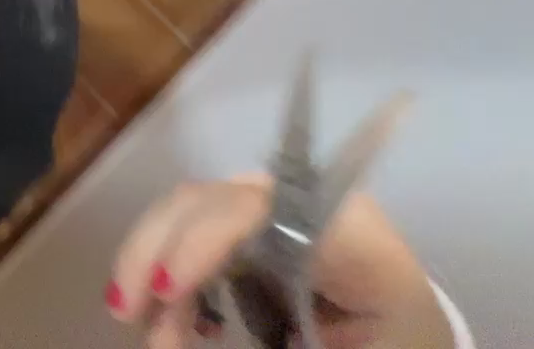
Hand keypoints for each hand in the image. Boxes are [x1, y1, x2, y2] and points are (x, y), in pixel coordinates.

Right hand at [109, 176, 453, 348]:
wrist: (412, 326)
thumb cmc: (400, 338)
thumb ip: (304, 343)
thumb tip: (200, 330)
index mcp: (344, 230)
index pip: (253, 212)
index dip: (201, 243)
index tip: (165, 293)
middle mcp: (292, 199)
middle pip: (200, 205)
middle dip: (151, 254)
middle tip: (122, 310)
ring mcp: (260, 205)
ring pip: (179, 214)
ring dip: (145, 262)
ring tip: (134, 320)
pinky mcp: (240, 222)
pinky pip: (184, 234)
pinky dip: (163, 271)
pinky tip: (164, 314)